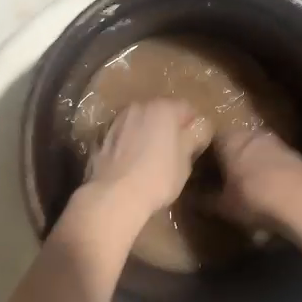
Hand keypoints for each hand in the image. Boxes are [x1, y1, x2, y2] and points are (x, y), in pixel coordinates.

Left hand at [84, 99, 210, 217]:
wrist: (114, 195)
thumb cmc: (158, 177)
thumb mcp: (185, 160)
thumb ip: (193, 138)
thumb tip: (199, 127)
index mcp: (163, 108)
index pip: (187, 108)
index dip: (194, 125)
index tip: (196, 143)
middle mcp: (138, 106)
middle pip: (161, 111)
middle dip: (169, 126)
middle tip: (176, 150)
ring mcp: (117, 120)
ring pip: (140, 121)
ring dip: (148, 132)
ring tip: (151, 156)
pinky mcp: (102, 136)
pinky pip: (124, 134)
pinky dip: (130, 141)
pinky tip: (132, 161)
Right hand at [210, 128, 301, 232]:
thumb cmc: (255, 199)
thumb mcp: (224, 205)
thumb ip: (206, 200)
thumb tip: (191, 199)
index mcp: (230, 140)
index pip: (211, 140)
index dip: (205, 156)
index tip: (202, 171)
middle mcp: (252, 134)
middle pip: (235, 142)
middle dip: (229, 158)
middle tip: (223, 179)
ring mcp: (277, 142)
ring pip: (256, 150)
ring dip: (251, 163)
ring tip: (247, 186)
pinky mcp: (296, 155)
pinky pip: (275, 160)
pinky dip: (270, 170)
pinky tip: (271, 190)